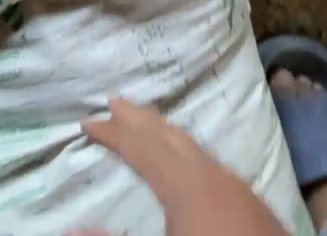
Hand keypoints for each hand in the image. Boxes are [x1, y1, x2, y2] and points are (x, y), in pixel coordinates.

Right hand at [78, 99, 289, 235]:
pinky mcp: (258, 211)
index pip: (140, 149)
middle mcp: (212, 178)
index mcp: (185, 188)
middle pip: (168, 137)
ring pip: (194, 147)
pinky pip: (212, 163)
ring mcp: (239, 192)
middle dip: (139, 119)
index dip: (112, 134)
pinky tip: (191, 165)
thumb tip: (69, 228)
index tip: (86, 122)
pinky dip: (188, 151)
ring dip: (165, 133)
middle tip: (114, 102)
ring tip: (146, 125)